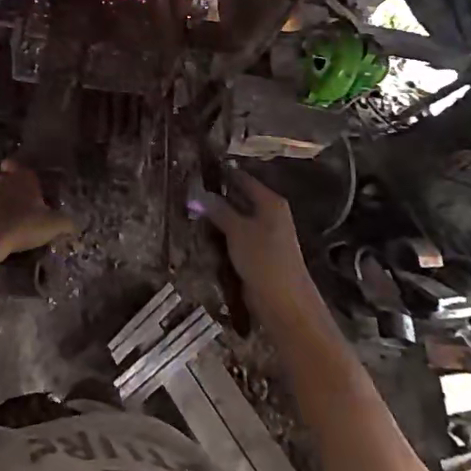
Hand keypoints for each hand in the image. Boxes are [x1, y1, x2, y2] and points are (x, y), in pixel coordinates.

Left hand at [0, 158, 74, 260]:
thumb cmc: (24, 225)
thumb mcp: (54, 225)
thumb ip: (67, 222)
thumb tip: (75, 224)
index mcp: (24, 179)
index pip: (18, 165)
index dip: (18, 169)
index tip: (21, 178)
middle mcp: (3, 181)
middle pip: (5, 178)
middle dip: (10, 187)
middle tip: (19, 204)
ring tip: (5, 219)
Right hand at [188, 170, 310, 308]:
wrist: (283, 300)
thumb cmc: (263, 258)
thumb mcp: (237, 230)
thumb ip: (218, 209)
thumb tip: (196, 192)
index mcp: (270, 202)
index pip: (243, 179)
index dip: (222, 173)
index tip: (197, 169)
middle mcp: (269, 214)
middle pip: (240, 198)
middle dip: (216, 196)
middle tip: (187, 191)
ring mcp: (264, 234)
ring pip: (236, 219)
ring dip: (217, 217)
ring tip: (189, 211)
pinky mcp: (257, 253)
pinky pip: (236, 237)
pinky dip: (222, 234)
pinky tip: (203, 235)